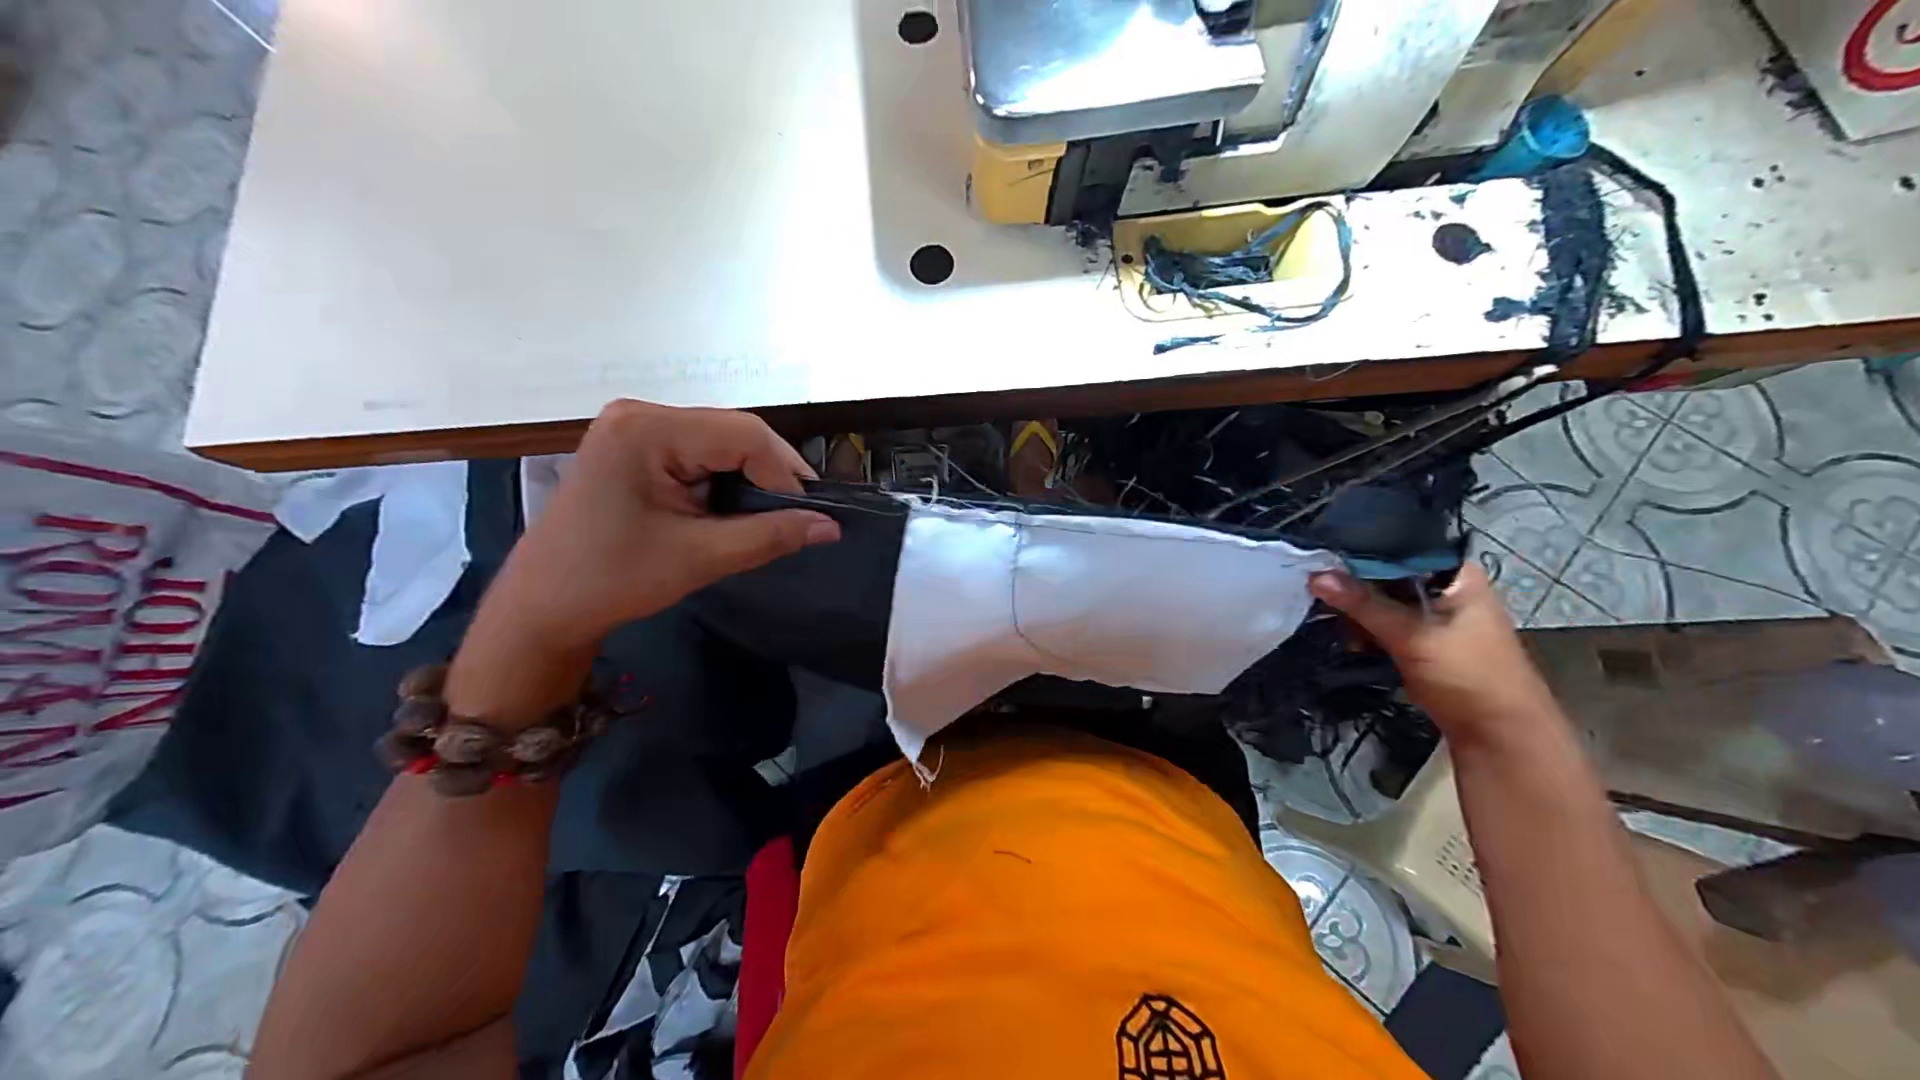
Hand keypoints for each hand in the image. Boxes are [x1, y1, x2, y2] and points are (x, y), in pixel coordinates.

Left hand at [492, 401, 841, 651]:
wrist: (542, 607)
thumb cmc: (612, 580)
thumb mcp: (699, 557)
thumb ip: (770, 535)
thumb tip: (831, 527)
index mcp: (648, 430)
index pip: (744, 435)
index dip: (786, 473)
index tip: (810, 516)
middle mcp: (640, 414)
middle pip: (733, 433)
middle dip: (771, 474)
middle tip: (801, 515)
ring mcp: (634, 428)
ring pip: (720, 442)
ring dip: (751, 477)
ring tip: (775, 514)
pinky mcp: (634, 447)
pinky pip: (698, 453)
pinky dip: (725, 479)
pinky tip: (737, 507)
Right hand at [1307, 563, 1559, 744]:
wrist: (1499, 736)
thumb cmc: (1469, 675)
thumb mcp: (1413, 635)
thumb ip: (1363, 603)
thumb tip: (1315, 576)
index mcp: (1455, 574)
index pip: (1399, 545)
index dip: (1359, 549)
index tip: (1320, 555)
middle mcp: (1442, 586)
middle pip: (1384, 573)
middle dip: (1352, 585)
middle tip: (1320, 592)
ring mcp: (1430, 614)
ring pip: (1378, 599)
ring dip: (1356, 612)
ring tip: (1339, 625)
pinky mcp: (1417, 638)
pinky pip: (1380, 622)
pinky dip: (1363, 629)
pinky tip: (1351, 639)